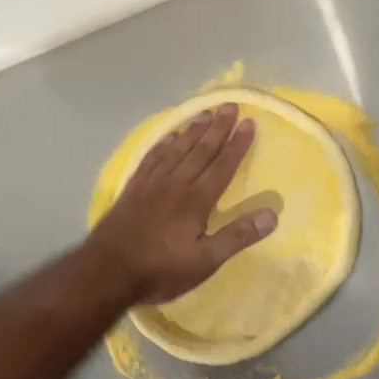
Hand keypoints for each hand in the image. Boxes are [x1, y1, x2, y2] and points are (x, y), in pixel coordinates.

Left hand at [86, 104, 277, 304]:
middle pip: (201, 150)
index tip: (249, 122)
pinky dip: (163, 144)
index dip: (238, 144)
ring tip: (206, 113)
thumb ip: (237, 236)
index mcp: (197, 200)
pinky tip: (169, 136)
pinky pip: (152, 158)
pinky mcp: (133, 189)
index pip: (223, 165)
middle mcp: (176, 184)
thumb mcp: (205, 262)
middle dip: (218, 127)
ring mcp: (152, 184)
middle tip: (230, 105)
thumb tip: (272, 214)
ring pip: (177, 149)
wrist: (105, 273)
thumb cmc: (160, 270)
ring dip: (193, 130)